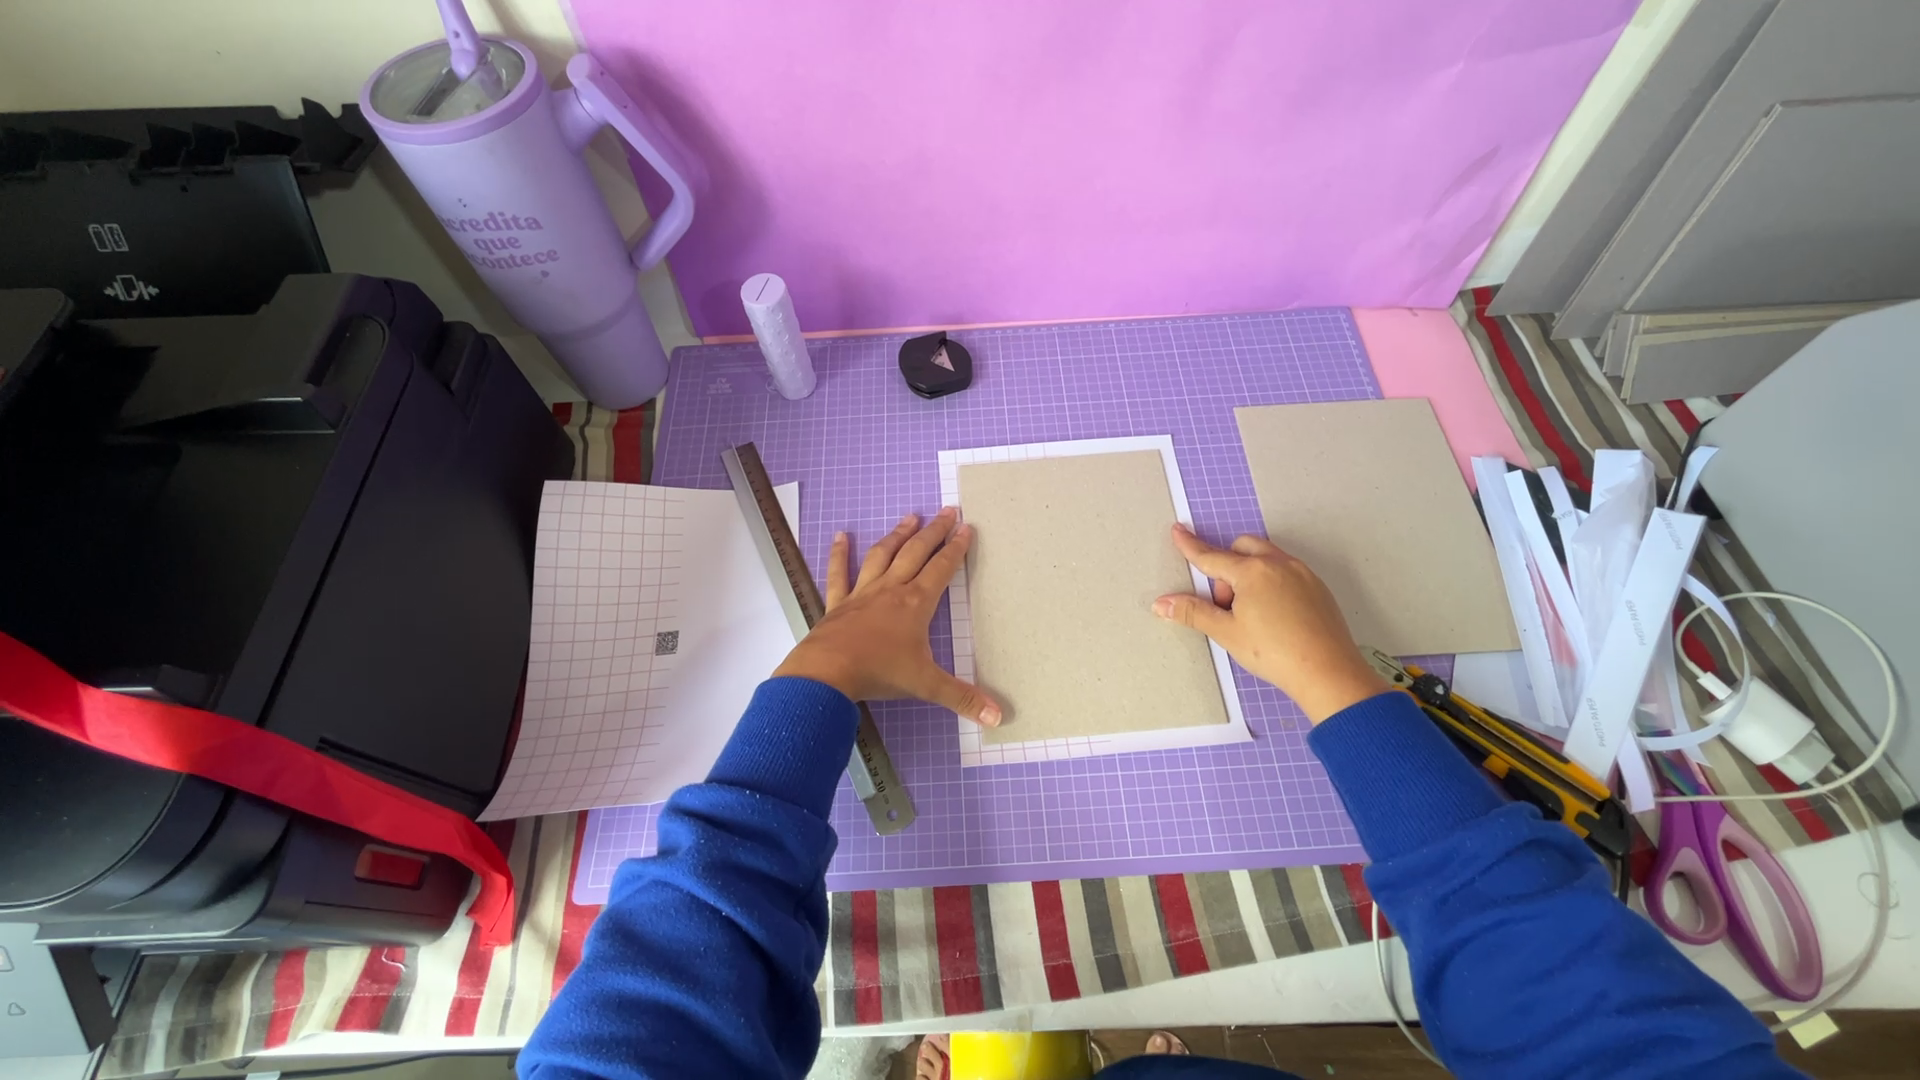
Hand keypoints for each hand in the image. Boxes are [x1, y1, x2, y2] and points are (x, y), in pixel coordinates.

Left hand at [773, 508, 1002, 725]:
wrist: (827, 673)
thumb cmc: (879, 673)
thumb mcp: (926, 685)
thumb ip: (962, 698)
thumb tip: (999, 717)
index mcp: (916, 604)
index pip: (941, 569)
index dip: (956, 548)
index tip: (966, 528)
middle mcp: (891, 590)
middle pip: (915, 553)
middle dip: (934, 531)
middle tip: (947, 511)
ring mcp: (862, 593)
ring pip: (883, 556)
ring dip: (898, 535)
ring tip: (910, 517)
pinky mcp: (838, 603)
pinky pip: (839, 573)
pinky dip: (840, 554)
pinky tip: (841, 536)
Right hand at [1153, 525, 1387, 722]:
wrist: (1328, 672)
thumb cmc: (1273, 652)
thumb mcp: (1226, 632)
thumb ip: (1193, 612)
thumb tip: (1161, 603)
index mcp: (1252, 571)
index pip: (1212, 556)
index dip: (1191, 545)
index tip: (1178, 530)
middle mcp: (1279, 564)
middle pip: (1242, 548)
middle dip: (1226, 566)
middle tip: (1225, 602)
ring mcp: (1302, 574)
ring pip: (1266, 558)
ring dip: (1249, 573)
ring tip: (1249, 611)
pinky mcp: (1318, 588)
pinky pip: (1286, 571)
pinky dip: (1271, 582)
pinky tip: (1273, 615)